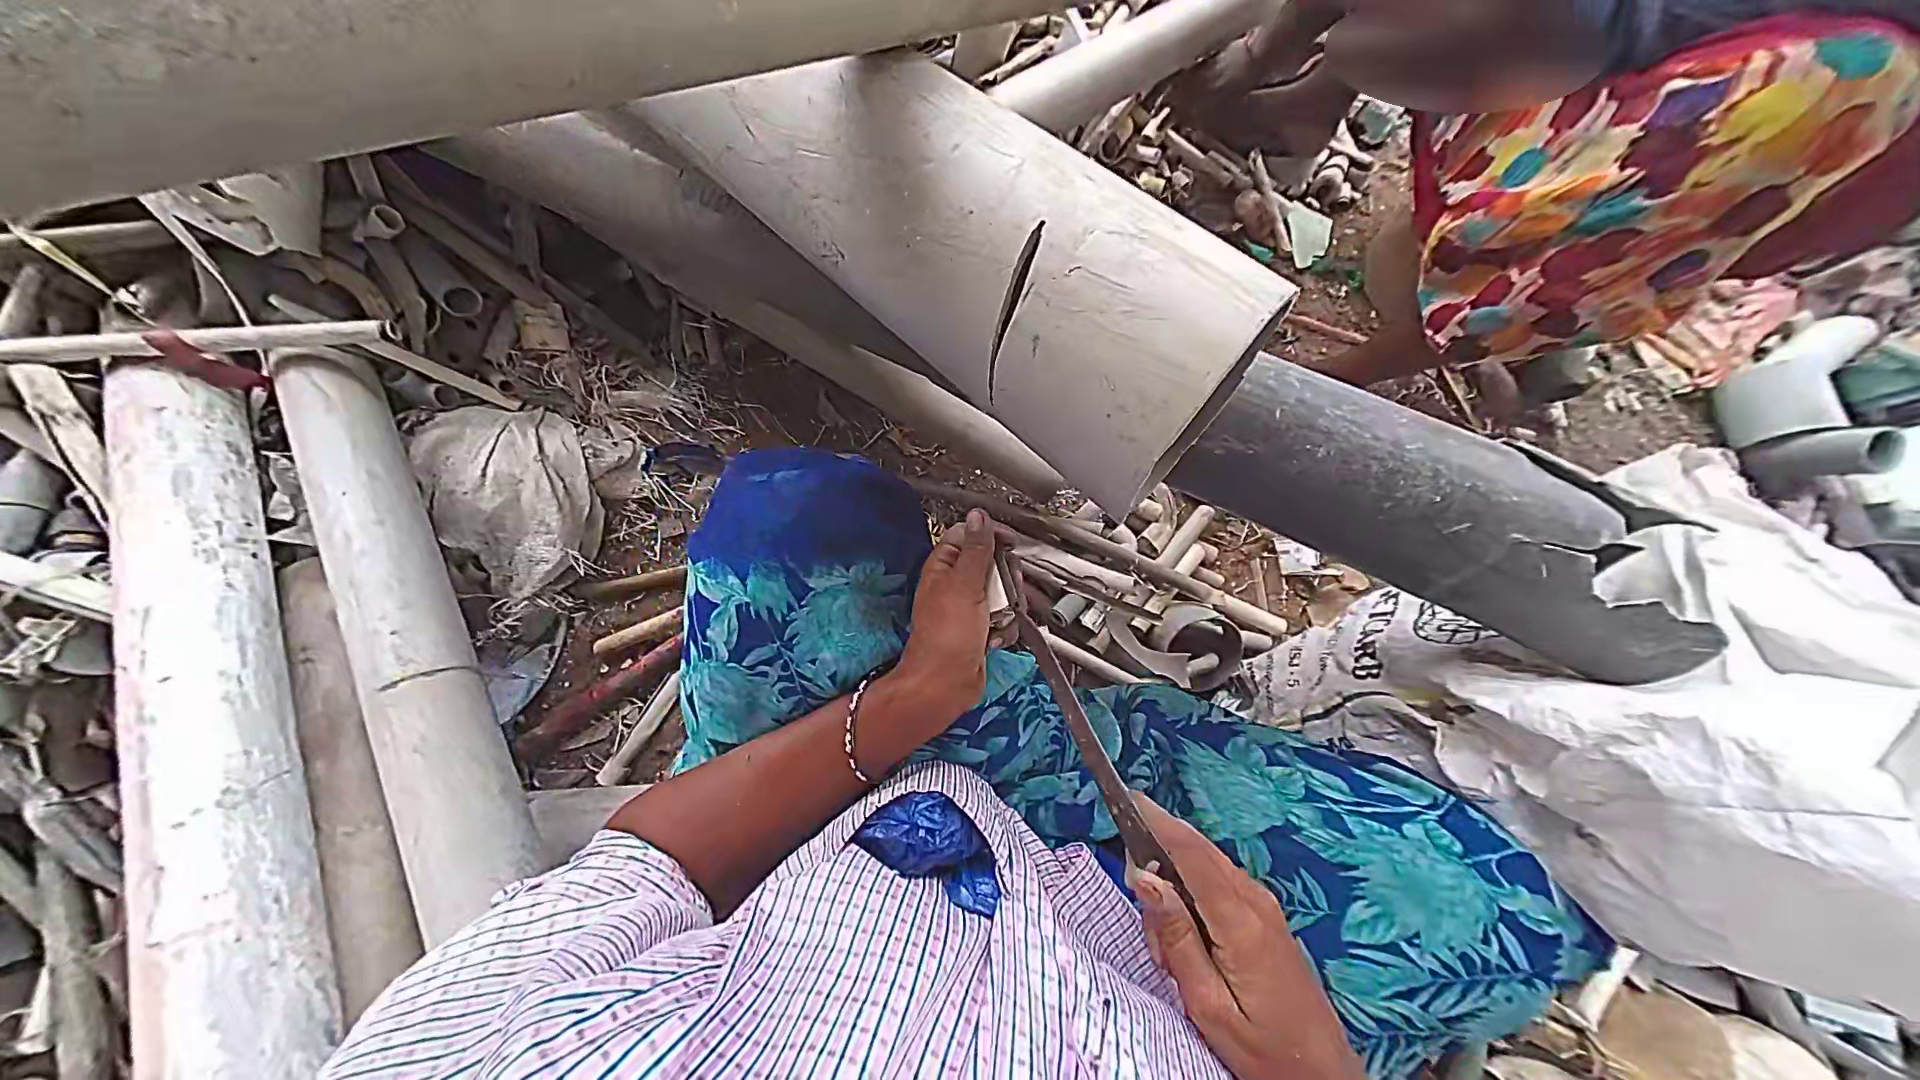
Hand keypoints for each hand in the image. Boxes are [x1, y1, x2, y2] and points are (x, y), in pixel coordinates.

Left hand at [891, 509, 1007, 719]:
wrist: (945, 684)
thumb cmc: (947, 635)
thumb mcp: (965, 584)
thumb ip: (976, 549)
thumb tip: (978, 516)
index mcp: (944, 566)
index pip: (970, 536)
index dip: (991, 537)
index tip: (1009, 543)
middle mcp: (956, 584)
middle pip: (994, 564)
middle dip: (1005, 580)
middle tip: (1001, 592)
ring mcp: (970, 607)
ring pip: (1004, 592)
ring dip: (1007, 608)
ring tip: (997, 620)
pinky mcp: (982, 628)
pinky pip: (1005, 618)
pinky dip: (1005, 628)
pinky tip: (994, 637)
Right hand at [1134, 796, 1365, 1079]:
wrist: (1325, 1075)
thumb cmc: (1263, 1051)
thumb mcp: (1207, 1005)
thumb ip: (1175, 937)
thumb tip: (1145, 877)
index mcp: (1239, 920)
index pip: (1189, 850)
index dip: (1155, 821)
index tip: (1124, 800)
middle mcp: (1254, 898)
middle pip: (1196, 847)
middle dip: (1157, 850)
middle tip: (1137, 896)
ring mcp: (1263, 903)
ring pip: (1204, 861)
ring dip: (1173, 877)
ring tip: (1167, 945)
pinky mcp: (1265, 912)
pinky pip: (1217, 879)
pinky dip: (1190, 888)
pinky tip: (1187, 935)